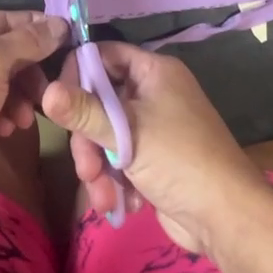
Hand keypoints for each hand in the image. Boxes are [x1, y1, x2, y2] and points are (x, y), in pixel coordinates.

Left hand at [0, 10, 67, 195]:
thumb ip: (29, 40)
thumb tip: (60, 23)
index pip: (2, 19)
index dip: (34, 26)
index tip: (66, 34)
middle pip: (6, 52)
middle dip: (29, 70)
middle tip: (47, 87)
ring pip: (6, 80)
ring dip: (21, 96)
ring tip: (25, 115)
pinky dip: (8, 113)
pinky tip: (9, 127)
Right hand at [42, 42, 266, 253]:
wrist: (226, 217)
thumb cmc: (179, 159)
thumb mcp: (126, 132)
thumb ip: (84, 111)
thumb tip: (45, 91)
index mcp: (153, 71)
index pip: (104, 56)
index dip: (78, 75)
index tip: (61, 103)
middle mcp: (154, 92)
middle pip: (100, 101)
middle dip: (89, 138)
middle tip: (86, 167)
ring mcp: (155, 127)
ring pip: (107, 134)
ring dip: (99, 166)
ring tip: (104, 195)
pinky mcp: (155, 159)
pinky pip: (121, 158)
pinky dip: (115, 179)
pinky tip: (120, 202)